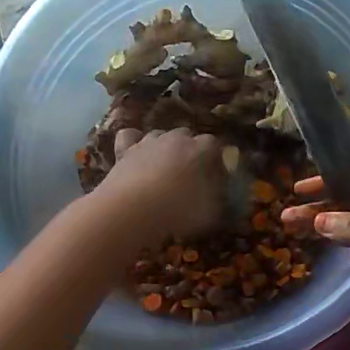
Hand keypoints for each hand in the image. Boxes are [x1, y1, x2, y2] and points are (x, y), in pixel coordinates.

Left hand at [88, 128, 224, 244]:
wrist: (134, 210)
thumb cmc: (180, 211)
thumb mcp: (212, 214)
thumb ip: (222, 202)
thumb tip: (224, 198)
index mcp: (204, 149)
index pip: (216, 146)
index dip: (216, 161)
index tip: (215, 178)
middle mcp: (178, 138)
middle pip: (188, 137)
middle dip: (189, 152)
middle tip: (188, 176)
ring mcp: (149, 141)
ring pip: (160, 135)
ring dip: (163, 148)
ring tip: (162, 170)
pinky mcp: (125, 150)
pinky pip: (130, 137)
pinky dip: (133, 142)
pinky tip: (135, 155)